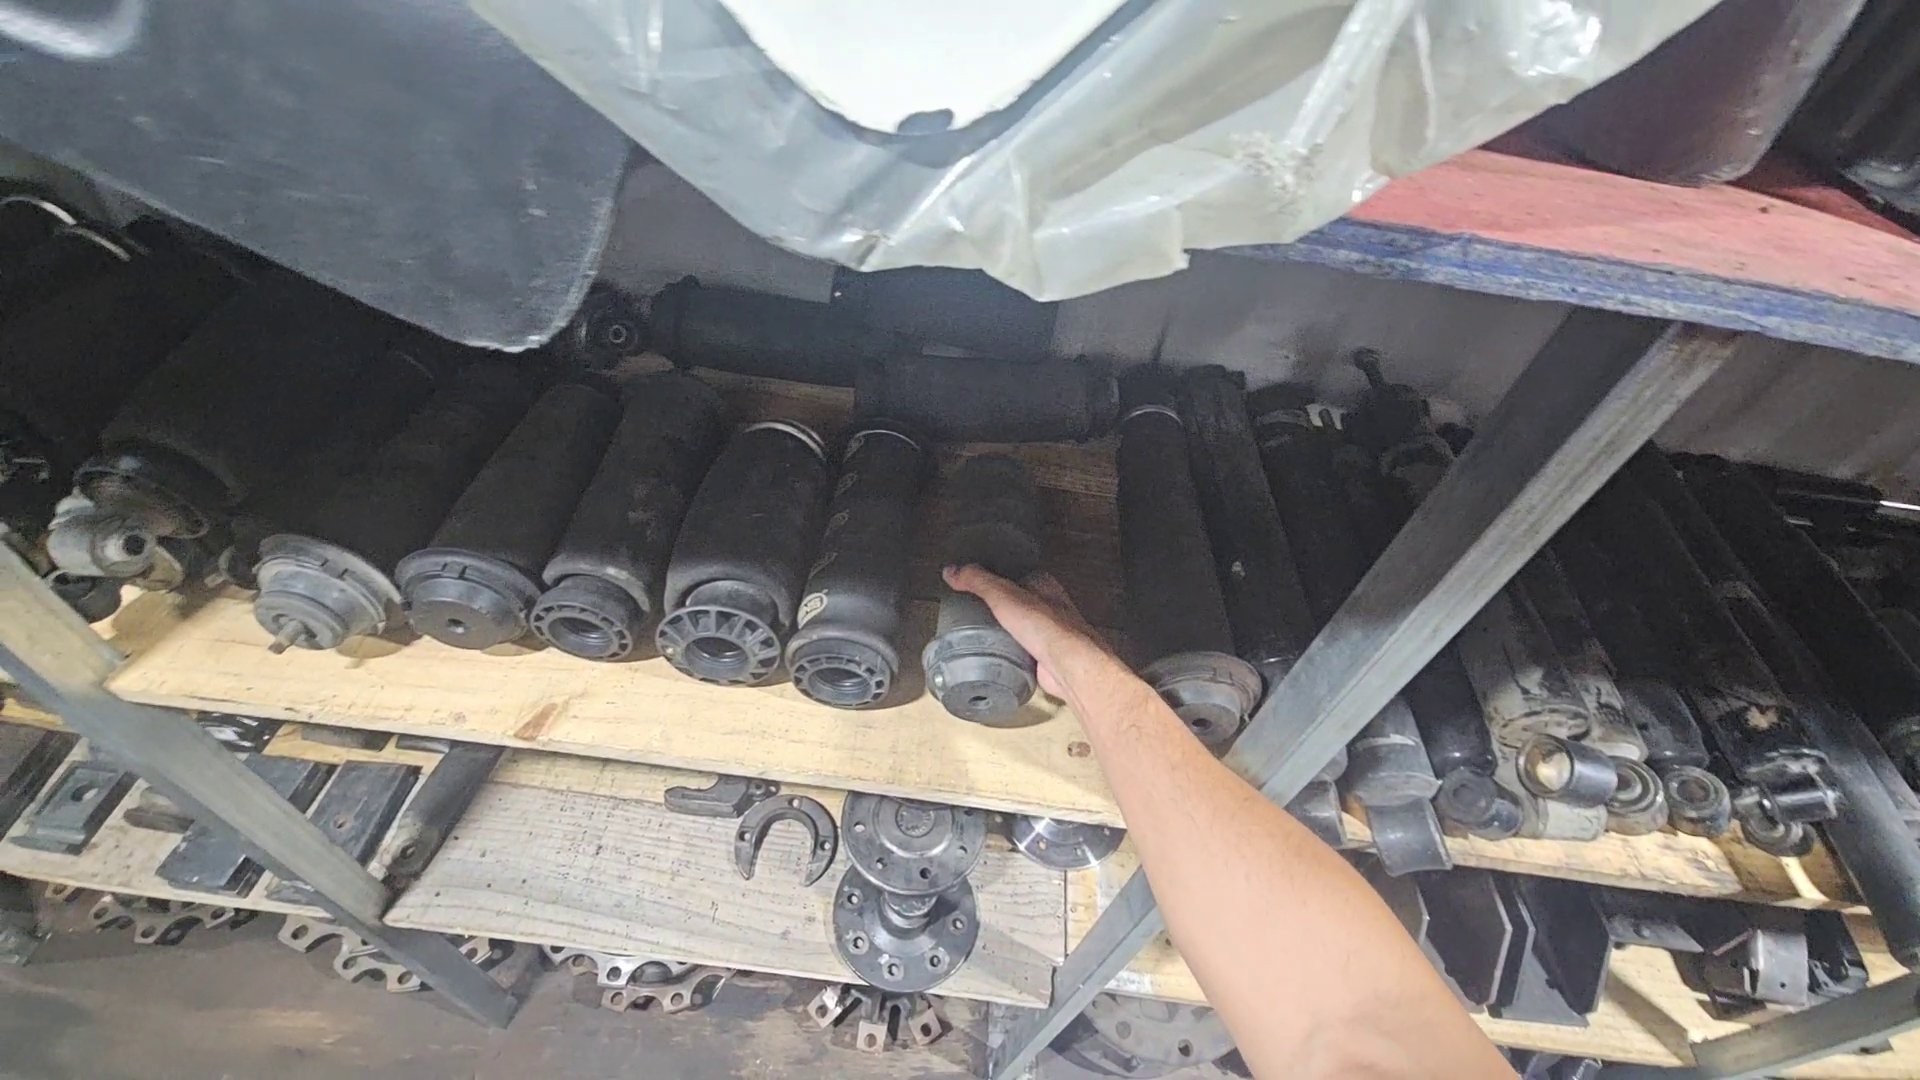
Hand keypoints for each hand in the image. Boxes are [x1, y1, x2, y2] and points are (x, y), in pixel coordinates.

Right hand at [942, 565, 1108, 700]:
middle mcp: (1051, 607)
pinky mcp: (1047, 656)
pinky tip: (999, 655)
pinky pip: (1025, 651)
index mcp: (1044, 585)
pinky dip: (1013, 652)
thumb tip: (952, 571)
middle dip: (1003, 605)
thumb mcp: (1002, 595)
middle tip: (978, 608)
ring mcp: (1051, 633)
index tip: (979, 582)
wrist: (1068, 665)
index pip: (1018, 574)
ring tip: (983, 632)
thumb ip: (977, 581)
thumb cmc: (1045, 626)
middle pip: (1022, 601)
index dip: (999, 576)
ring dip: (1008, 631)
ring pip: (1024, 627)